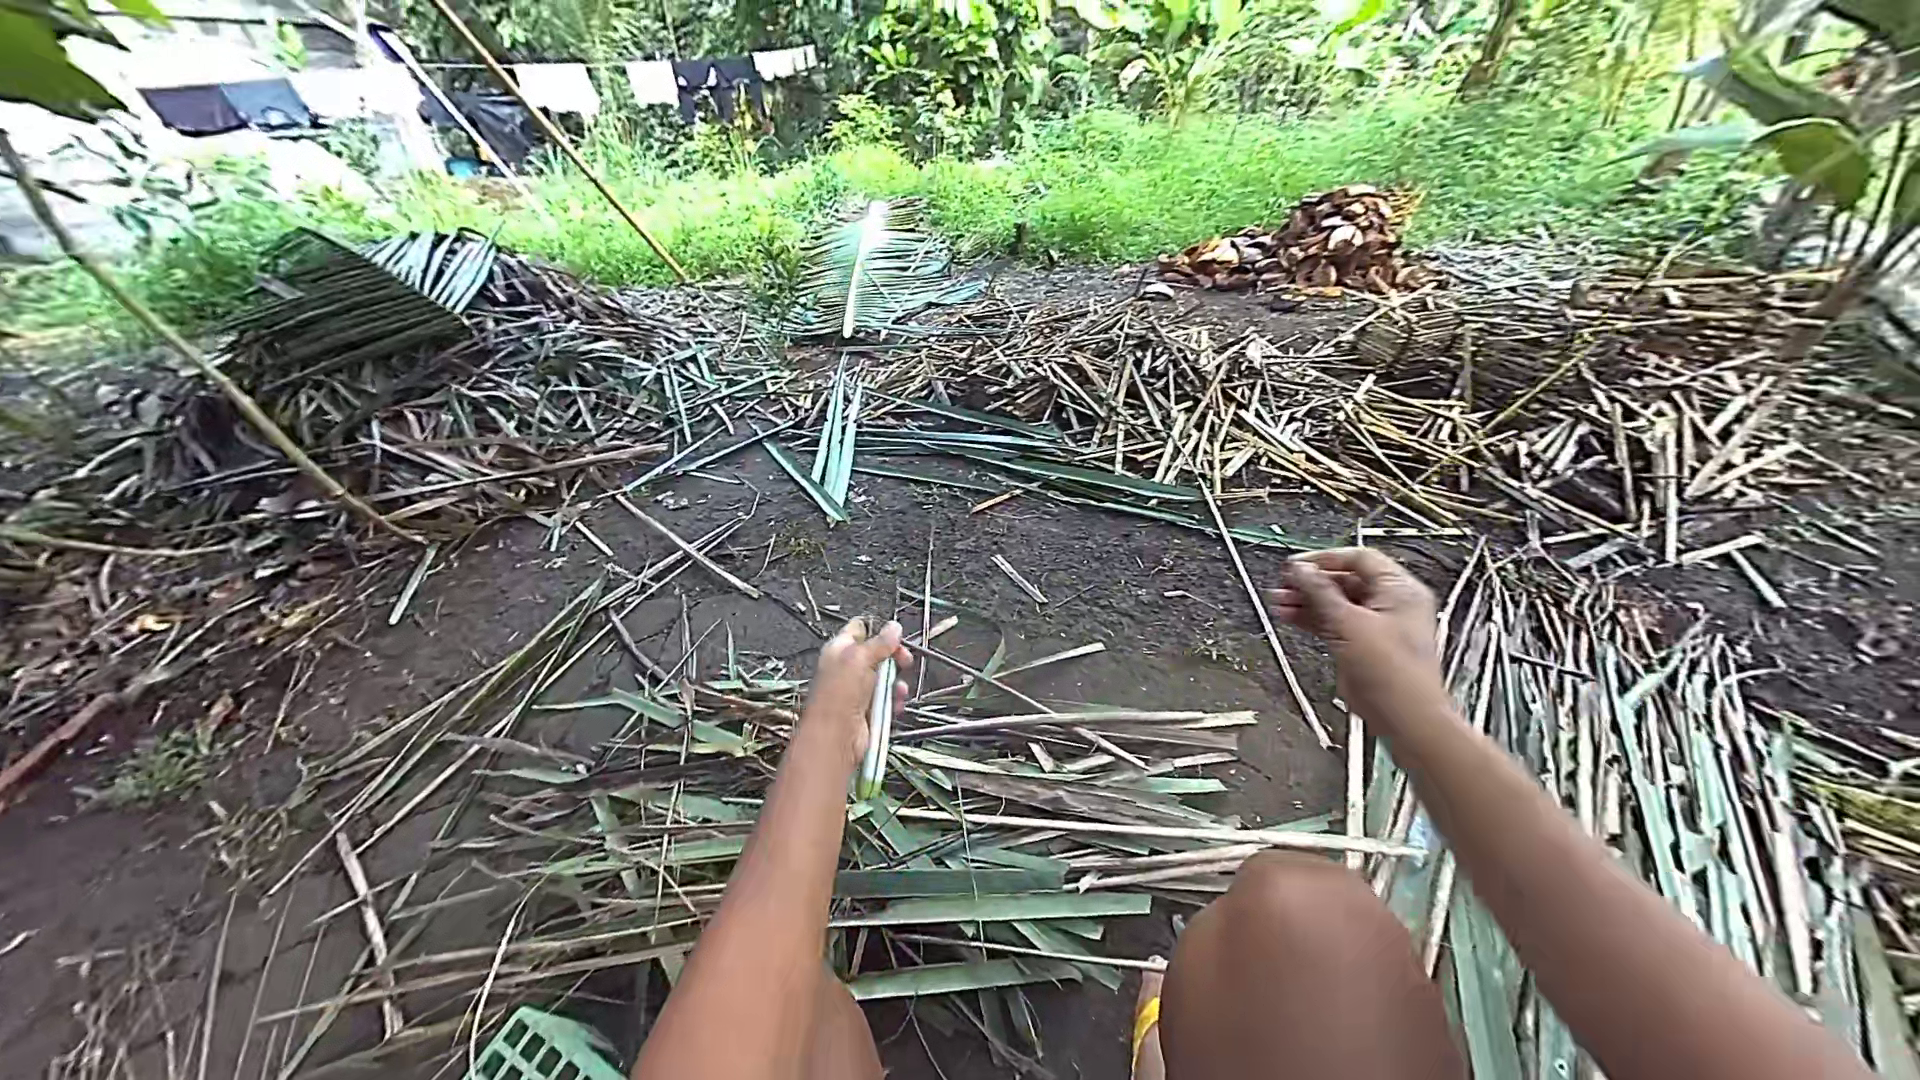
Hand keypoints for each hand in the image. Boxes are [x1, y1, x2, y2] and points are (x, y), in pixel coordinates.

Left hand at [803, 618, 911, 768]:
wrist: (836, 736)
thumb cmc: (839, 694)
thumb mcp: (860, 659)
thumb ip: (880, 642)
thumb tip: (894, 627)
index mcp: (840, 650)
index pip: (860, 630)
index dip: (878, 630)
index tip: (895, 634)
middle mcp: (848, 668)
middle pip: (879, 653)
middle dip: (894, 656)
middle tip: (904, 660)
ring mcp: (859, 689)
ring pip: (887, 677)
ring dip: (896, 681)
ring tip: (898, 688)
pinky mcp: (869, 708)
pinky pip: (888, 698)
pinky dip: (895, 699)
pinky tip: (896, 703)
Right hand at [1267, 548, 1452, 733]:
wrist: (1401, 714)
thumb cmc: (1392, 672)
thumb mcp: (1348, 622)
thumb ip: (1319, 591)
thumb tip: (1300, 570)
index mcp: (1399, 590)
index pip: (1358, 559)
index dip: (1325, 559)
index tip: (1296, 566)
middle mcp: (1390, 604)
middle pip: (1344, 580)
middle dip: (1310, 582)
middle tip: (1284, 585)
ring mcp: (1375, 625)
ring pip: (1335, 601)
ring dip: (1306, 600)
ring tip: (1279, 602)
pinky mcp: (1362, 643)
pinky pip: (1332, 621)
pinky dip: (1311, 618)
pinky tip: (1290, 616)